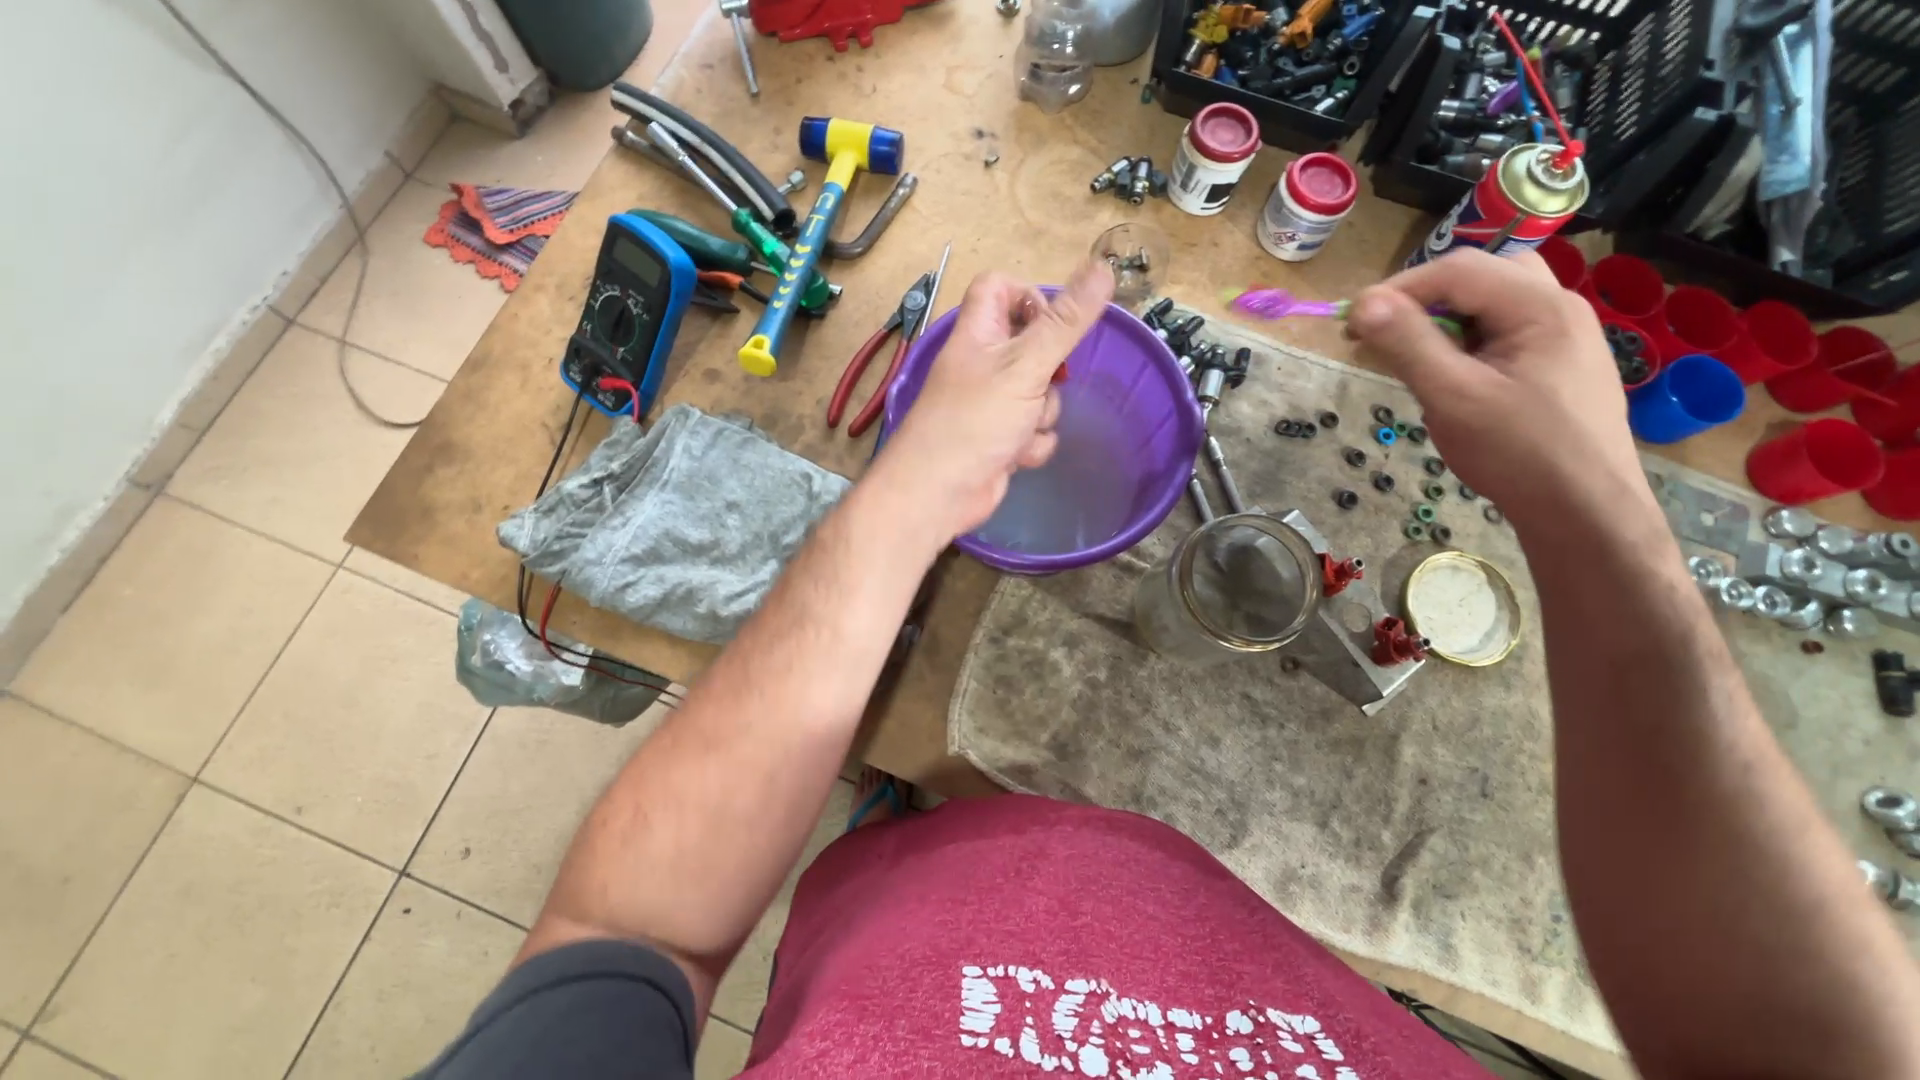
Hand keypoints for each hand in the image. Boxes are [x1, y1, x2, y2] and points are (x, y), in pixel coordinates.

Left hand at [875, 259, 1113, 540]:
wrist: (939, 494)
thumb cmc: (974, 422)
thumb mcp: (1025, 365)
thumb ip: (1066, 321)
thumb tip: (1102, 266)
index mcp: (978, 331)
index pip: (1001, 286)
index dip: (1031, 296)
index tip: (1053, 322)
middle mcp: (983, 362)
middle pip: (1034, 343)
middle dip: (1051, 368)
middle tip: (1047, 380)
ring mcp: (991, 402)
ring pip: (1041, 392)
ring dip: (1043, 412)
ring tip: (1023, 427)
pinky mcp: (1001, 438)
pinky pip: (1035, 429)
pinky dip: (1033, 443)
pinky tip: (1017, 455)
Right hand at [1347, 249, 1656, 530]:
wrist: (1586, 512)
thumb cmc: (1518, 453)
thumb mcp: (1453, 397)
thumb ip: (1408, 344)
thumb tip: (1364, 303)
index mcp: (1540, 305)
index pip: (1456, 270)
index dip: (1397, 289)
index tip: (1352, 324)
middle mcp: (1560, 307)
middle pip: (1481, 275)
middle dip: (1424, 298)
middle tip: (1384, 334)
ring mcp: (1566, 336)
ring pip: (1495, 302)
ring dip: (1447, 319)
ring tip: (1416, 356)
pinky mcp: (1562, 365)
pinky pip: (1507, 332)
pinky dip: (1470, 341)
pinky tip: (1454, 378)